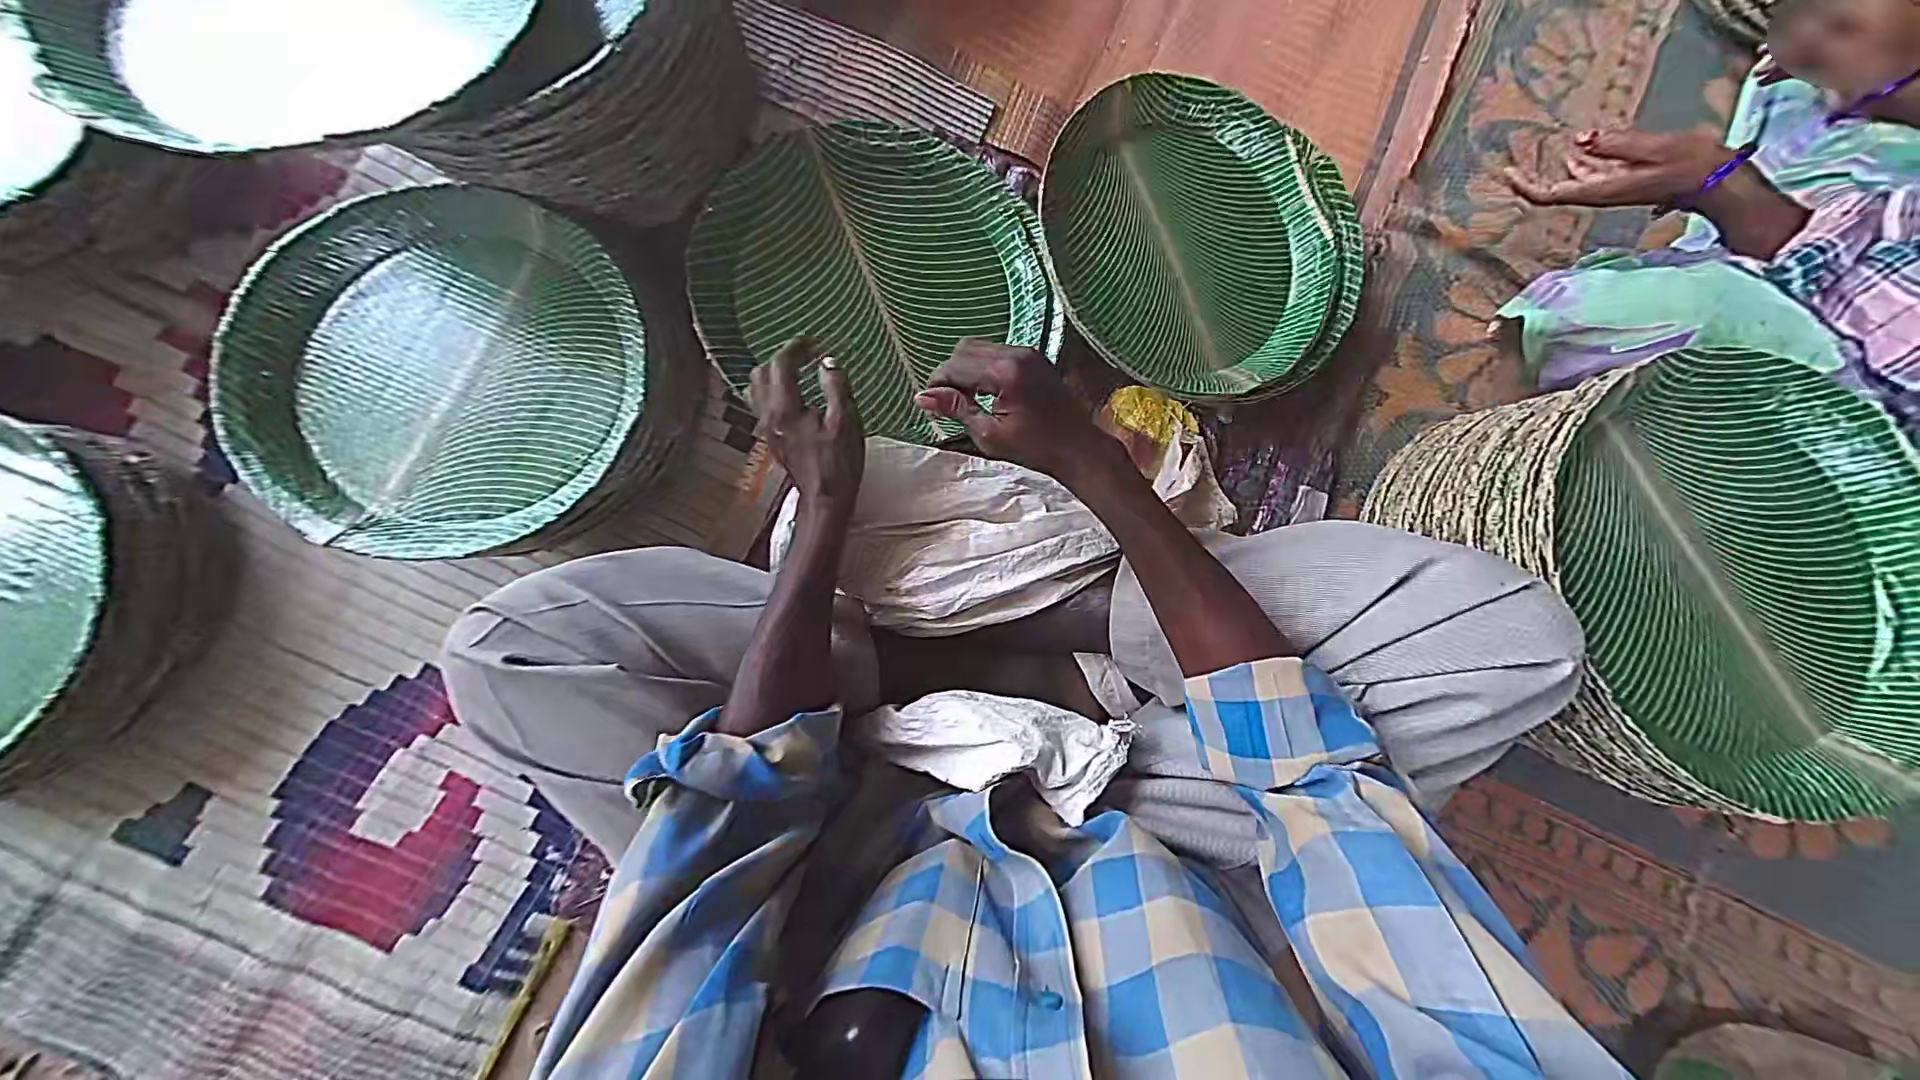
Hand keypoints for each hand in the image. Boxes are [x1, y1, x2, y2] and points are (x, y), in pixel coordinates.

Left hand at [750, 337, 863, 508]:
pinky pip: (763, 404)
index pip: (782, 365)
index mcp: (785, 409)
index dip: (797, 347)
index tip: (814, 342)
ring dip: (775, 374)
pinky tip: (795, 395)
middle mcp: (769, 416)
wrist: (826, 499)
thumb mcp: (846, 422)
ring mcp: (768, 429)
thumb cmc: (839, 463)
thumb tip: (828, 363)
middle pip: (762, 373)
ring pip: (758, 389)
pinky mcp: (773, 439)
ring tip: (799, 372)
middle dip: (783, 358)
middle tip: (807, 355)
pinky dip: (774, 390)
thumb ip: (836, 388)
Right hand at [914, 339, 1119, 480]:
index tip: (932, 407)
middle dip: (950, 375)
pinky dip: (982, 368)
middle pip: (963, 350)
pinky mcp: (1033, 357)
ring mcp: (1027, 352)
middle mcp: (1016, 353)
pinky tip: (985, 394)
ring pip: (978, 348)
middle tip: (949, 405)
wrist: (1077, 447)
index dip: (937, 386)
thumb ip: (955, 410)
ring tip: (967, 401)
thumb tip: (922, 398)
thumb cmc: (1035, 448)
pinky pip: (996, 352)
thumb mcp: (988, 434)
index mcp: (1005, 372)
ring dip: (965, 370)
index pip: (954, 366)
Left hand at [1504, 129, 1738, 207]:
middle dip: (1531, 178)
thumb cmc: (1689, 164)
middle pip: (1552, 189)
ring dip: (1554, 169)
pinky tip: (1577, 151)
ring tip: (1537, 154)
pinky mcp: (1619, 183)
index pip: (1546, 193)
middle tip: (1513, 166)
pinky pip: (1590, 175)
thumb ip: (1615, 144)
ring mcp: (1607, 190)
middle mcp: (1595, 193)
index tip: (1508, 173)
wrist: (1714, 181)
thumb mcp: (1653, 148)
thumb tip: (1579, 140)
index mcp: (1596, 190)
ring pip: (1571, 181)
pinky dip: (1578, 163)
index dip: (1524, 185)